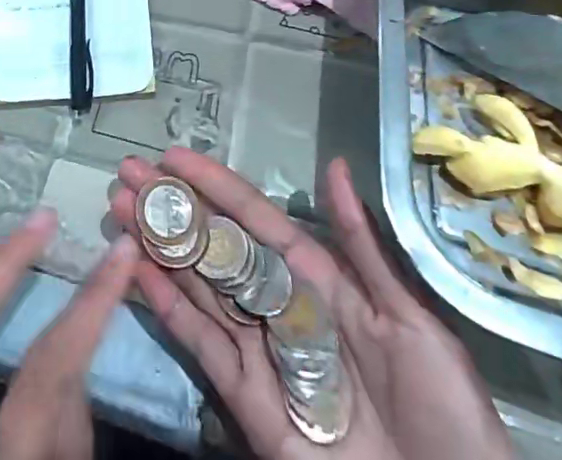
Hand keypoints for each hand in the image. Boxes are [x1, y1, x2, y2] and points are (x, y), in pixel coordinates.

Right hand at [109, 149, 515, 459]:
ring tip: (121, 208)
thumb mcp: (408, 318)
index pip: (257, 220)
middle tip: (128, 173)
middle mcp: (279, 304)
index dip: (216, 187)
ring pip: (198, 285)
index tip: (175, 157)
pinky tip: (138, 273)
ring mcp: (258, 349)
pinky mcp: (244, 397)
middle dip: (173, 208)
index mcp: (319, 279)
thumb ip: (362, 245)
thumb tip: (336, 167)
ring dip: (159, 246)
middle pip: (217, 247)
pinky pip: (200, 345)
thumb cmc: (439, 405)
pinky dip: (167, 308)